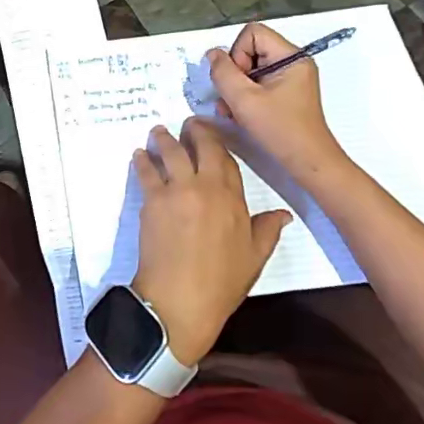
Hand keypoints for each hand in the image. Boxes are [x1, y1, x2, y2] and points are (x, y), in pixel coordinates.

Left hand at [130, 119, 290, 364]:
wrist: (180, 300)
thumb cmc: (221, 282)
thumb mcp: (254, 257)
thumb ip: (268, 230)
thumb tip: (284, 214)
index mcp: (232, 197)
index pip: (227, 159)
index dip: (219, 143)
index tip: (212, 134)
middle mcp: (205, 186)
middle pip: (199, 146)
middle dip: (193, 130)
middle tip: (187, 123)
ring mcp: (176, 191)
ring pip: (170, 153)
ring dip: (163, 139)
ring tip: (158, 131)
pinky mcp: (151, 201)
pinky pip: (146, 172)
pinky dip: (142, 161)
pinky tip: (139, 155)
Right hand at [205, 23, 350, 182]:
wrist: (307, 161)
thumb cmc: (279, 129)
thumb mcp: (244, 100)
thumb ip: (223, 73)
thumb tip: (213, 55)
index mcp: (291, 57)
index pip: (252, 33)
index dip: (237, 54)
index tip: (237, 82)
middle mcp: (293, 62)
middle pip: (251, 49)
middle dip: (234, 74)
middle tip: (230, 99)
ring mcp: (290, 78)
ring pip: (252, 68)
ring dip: (236, 88)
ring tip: (230, 110)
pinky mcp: (286, 93)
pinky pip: (258, 83)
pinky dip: (245, 96)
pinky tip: (239, 114)